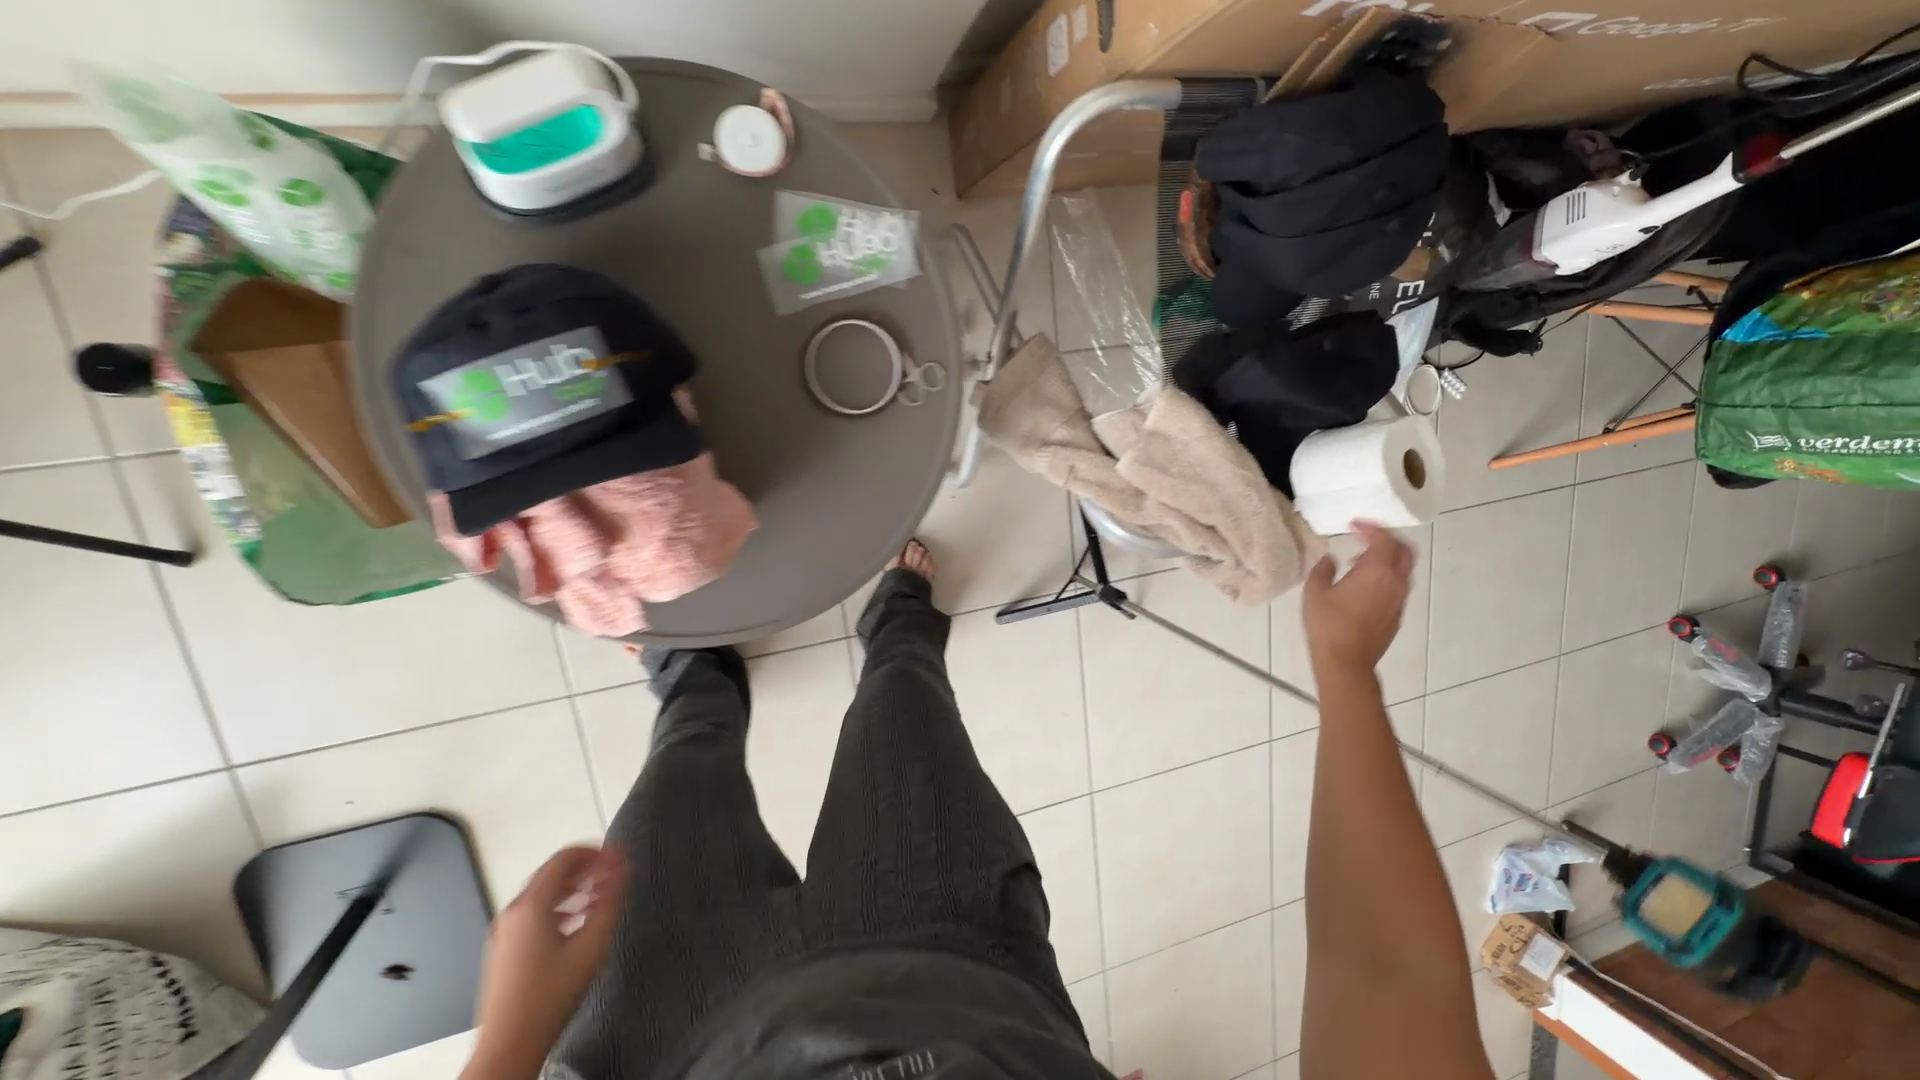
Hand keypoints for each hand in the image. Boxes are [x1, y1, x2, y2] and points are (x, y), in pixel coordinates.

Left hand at [463, 846, 623, 1079]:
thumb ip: (609, 900)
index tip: (618, 859)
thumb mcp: (592, 944)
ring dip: (572, 888)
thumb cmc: (552, 994)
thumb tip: (621, 865)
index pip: (564, 857)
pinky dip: (557, 906)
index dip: (594, 852)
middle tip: (612, 877)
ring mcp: (504, 931)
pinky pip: (532, 913)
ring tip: (599, 898)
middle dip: (585, 870)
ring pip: (541, 894)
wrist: (509, 1044)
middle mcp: (513, 911)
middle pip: (551, 873)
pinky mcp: (503, 948)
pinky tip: (575, 923)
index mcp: (532, 904)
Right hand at [1302, 522, 1413, 676]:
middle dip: (1387, 539)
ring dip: (1387, 559)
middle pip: (1405, 550)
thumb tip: (1331, 560)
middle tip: (1365, 537)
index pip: (1383, 538)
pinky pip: (1398, 586)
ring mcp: (1399, 600)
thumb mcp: (1314, 592)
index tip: (1353, 524)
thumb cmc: (1328, 625)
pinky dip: (1386, 577)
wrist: (1346, 662)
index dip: (1369, 527)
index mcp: (1377, 571)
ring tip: (1360, 562)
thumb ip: (1323, 569)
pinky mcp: (1397, 615)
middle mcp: (1395, 582)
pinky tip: (1363, 586)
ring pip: (1404, 569)